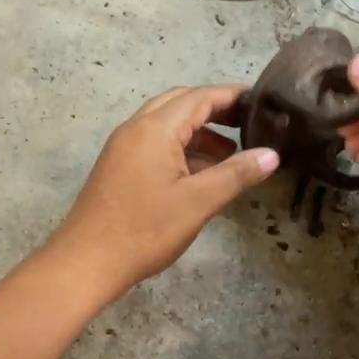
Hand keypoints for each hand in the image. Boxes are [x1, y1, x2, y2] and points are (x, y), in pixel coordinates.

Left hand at [46, 85, 279, 296]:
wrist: (87, 262)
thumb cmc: (145, 230)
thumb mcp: (198, 202)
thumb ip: (235, 174)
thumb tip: (271, 155)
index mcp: (154, 129)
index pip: (199, 97)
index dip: (232, 96)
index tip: (262, 103)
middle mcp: (135, 129)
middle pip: (180, 104)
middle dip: (215, 111)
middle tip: (248, 126)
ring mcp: (122, 149)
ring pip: (165, 127)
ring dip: (198, 134)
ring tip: (232, 156)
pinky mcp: (117, 169)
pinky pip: (154, 146)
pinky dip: (180, 151)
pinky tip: (200, 176)